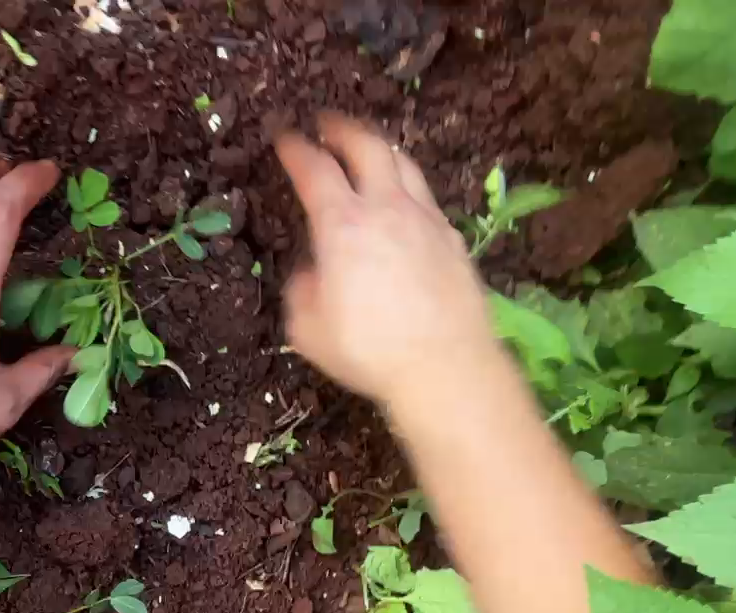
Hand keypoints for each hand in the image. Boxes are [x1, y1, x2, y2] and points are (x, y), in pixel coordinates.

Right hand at [276, 115, 502, 415]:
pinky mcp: (452, 238)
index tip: (284, 138)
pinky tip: (400, 203)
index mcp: (342, 227)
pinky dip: (404, 187)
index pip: (314, 171)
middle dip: (342, 129)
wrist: (442, 364)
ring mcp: (425, 219)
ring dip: (380, 149)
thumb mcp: (307, 328)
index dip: (295, 150)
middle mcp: (386, 209)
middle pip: (368, 146)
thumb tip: (314, 271)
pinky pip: (424, 197)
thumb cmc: (366, 350)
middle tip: (326, 125)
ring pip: (404, 163)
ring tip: (367, 150)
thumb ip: (303, 290)